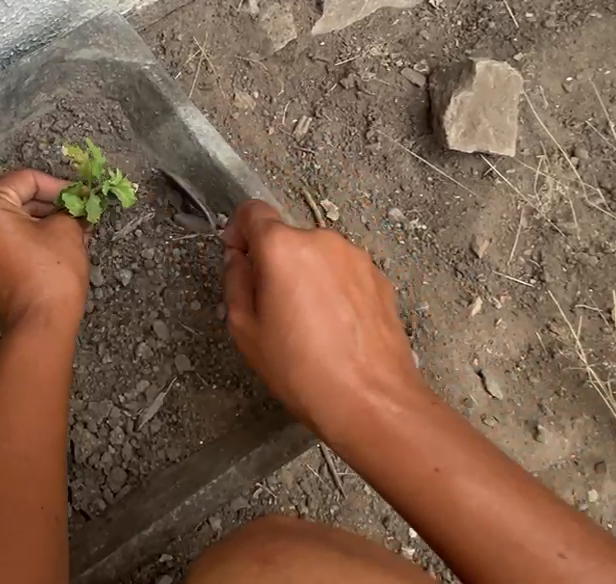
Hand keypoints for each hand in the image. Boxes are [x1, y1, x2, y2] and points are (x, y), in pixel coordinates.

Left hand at [0, 169, 89, 335]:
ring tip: (78, 227)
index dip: (58, 185)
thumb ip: (69, 209)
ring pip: (16, 219)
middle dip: (52, 204)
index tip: (82, 195)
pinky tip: (63, 242)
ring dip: (46, 220)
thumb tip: (75, 207)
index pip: (26, 179)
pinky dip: (34, 236)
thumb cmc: (50, 273)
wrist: (39, 326)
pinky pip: (11, 238)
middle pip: (18, 197)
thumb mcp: (66, 230)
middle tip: (82, 211)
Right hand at [222, 200, 430, 440]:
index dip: (239, 230)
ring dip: (305, 273)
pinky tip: (333, 326)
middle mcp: (321, 241)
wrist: (374, 404)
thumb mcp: (244, 327)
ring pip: (316, 254)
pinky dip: (332, 287)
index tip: (238, 255)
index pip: (252, 211)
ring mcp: (356, 259)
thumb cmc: (302, 369)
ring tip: (306, 319)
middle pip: (285, 236)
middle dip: (273, 259)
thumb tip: (240, 261)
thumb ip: (235, 280)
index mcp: (282, 246)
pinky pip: (343, 271)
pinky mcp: (381, 280)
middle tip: (270, 302)